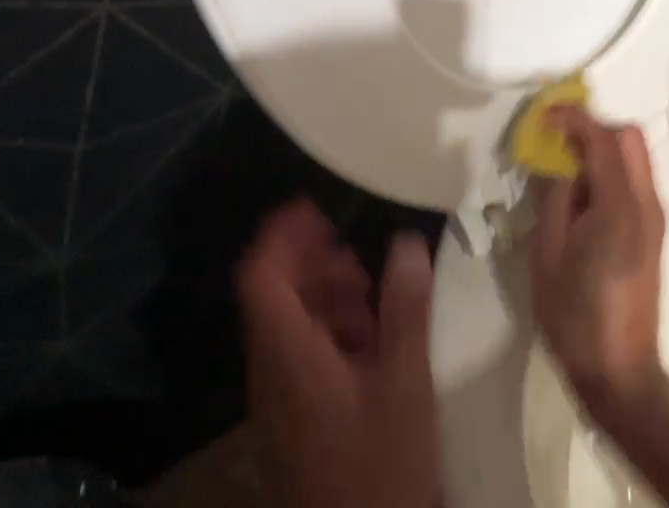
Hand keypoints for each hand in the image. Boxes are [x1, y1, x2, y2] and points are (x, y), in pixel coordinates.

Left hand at [237, 199, 440, 507]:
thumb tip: (407, 242)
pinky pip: (296, 352)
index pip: (260, 276)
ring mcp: (277, 395)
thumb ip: (405, 308)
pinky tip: (367, 336)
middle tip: (354, 251)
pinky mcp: (291, 415)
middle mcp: (270, 368)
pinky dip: (326, 327)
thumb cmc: (381, 463)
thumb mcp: (405, 382)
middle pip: (271, 294)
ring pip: (285, 322)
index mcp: (288, 352)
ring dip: (321, 294)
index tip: (314, 206)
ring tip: (368, 289)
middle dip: (309, 261)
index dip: (280, 234)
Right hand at [528, 106, 667, 419]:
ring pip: (635, 156)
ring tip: (562, 165)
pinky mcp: (653, 230)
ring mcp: (656, 216)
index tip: (542, 119)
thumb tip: (555, 160)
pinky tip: (580, 192)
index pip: (604, 139)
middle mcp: (648, 202)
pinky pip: (634, 179)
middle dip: (593, 127)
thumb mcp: (548, 252)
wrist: (620, 368)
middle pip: (630, 137)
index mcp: (621, 206)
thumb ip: (554, 197)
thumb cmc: (575, 315)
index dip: (573, 119)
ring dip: (602, 147)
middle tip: (554, 140)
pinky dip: (609, 169)